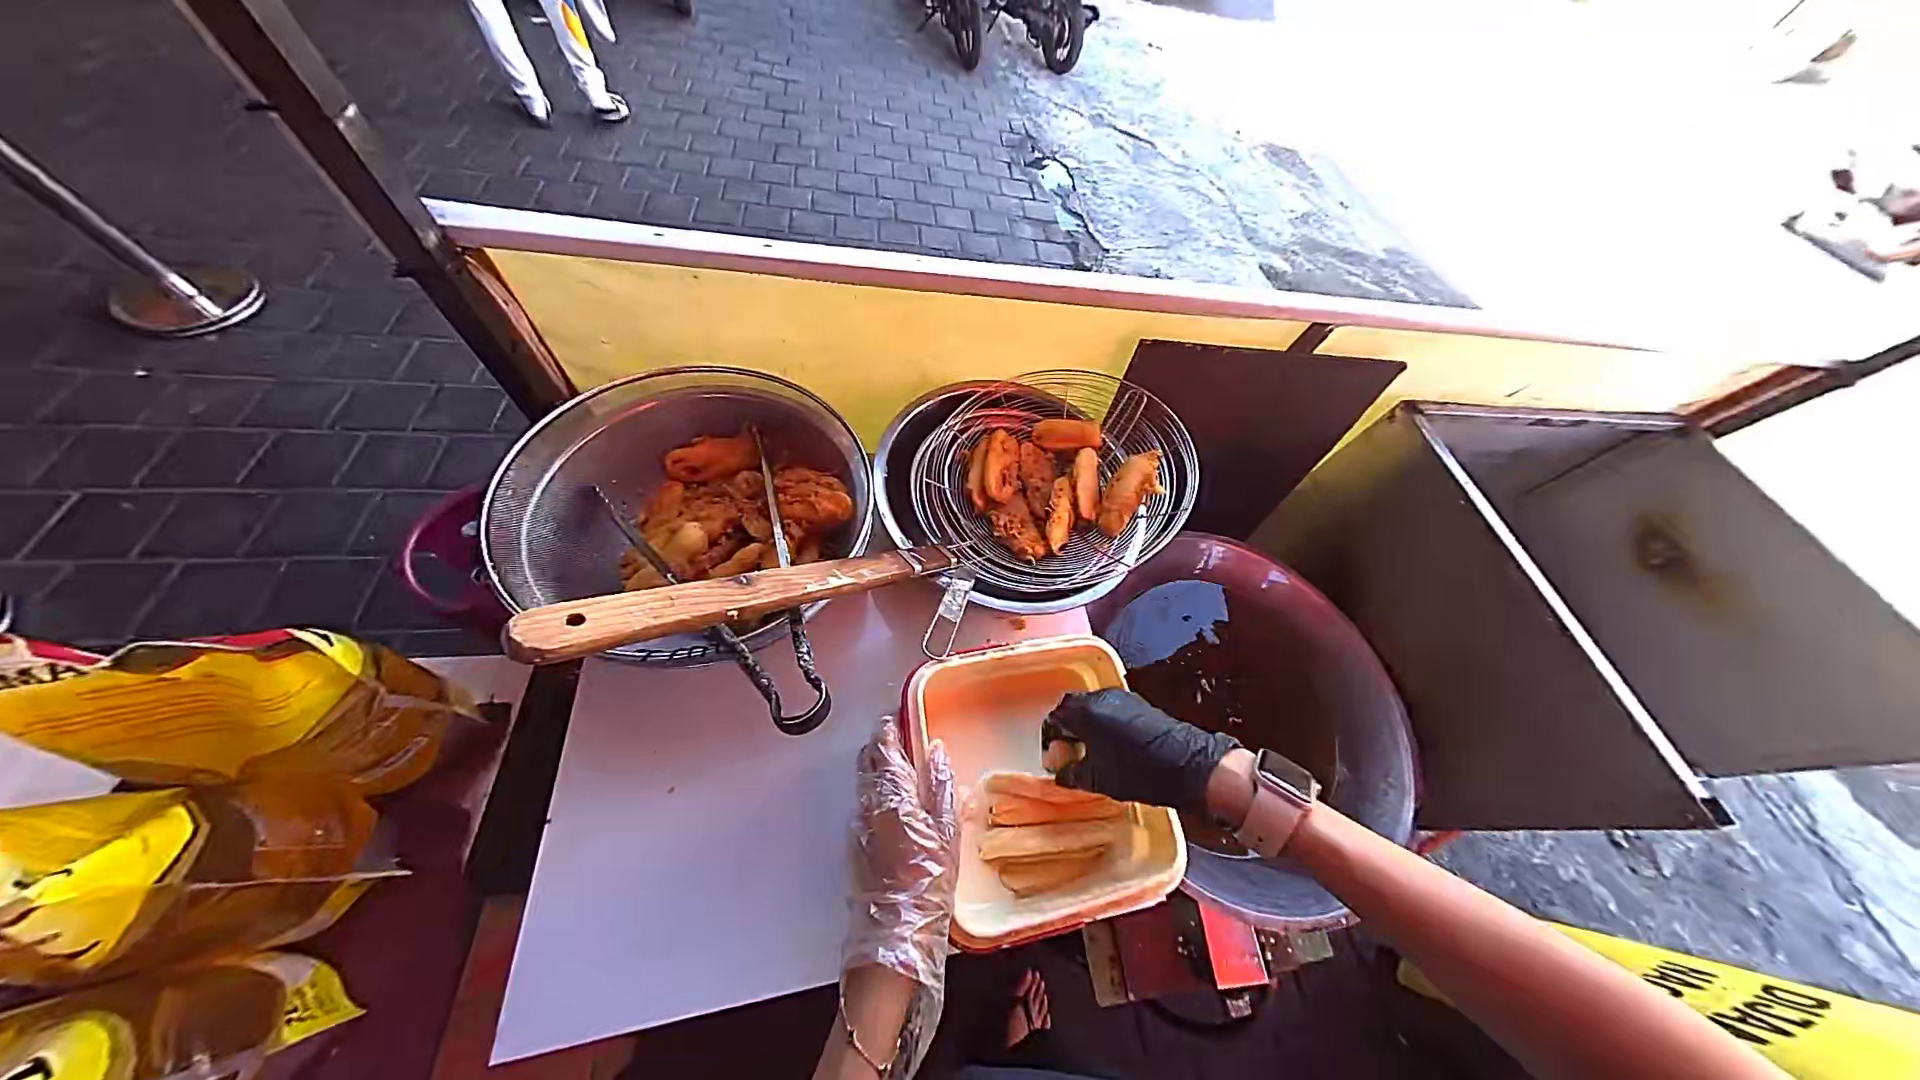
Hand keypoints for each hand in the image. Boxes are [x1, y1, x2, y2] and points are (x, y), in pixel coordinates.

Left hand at [845, 717, 956, 989]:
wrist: (897, 932)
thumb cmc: (929, 881)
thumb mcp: (947, 830)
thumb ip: (941, 785)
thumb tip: (937, 751)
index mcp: (894, 793)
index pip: (884, 745)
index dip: (890, 728)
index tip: (898, 719)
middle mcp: (870, 802)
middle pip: (869, 759)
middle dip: (882, 746)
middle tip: (901, 742)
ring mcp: (859, 822)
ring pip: (864, 782)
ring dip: (878, 770)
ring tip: (900, 772)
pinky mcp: (855, 842)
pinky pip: (863, 806)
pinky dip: (875, 796)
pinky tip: (893, 807)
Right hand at [1043, 688, 1239, 816]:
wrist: (1189, 766)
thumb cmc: (1139, 772)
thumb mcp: (1098, 779)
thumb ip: (1072, 774)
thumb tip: (1061, 773)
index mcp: (1085, 712)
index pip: (1055, 719)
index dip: (1050, 739)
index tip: (1054, 757)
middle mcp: (1100, 698)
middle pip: (1072, 708)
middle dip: (1067, 728)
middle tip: (1068, 751)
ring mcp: (1122, 698)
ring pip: (1092, 707)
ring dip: (1086, 724)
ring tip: (1090, 751)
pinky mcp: (1139, 704)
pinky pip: (1110, 709)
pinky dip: (1103, 723)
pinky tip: (1111, 745)